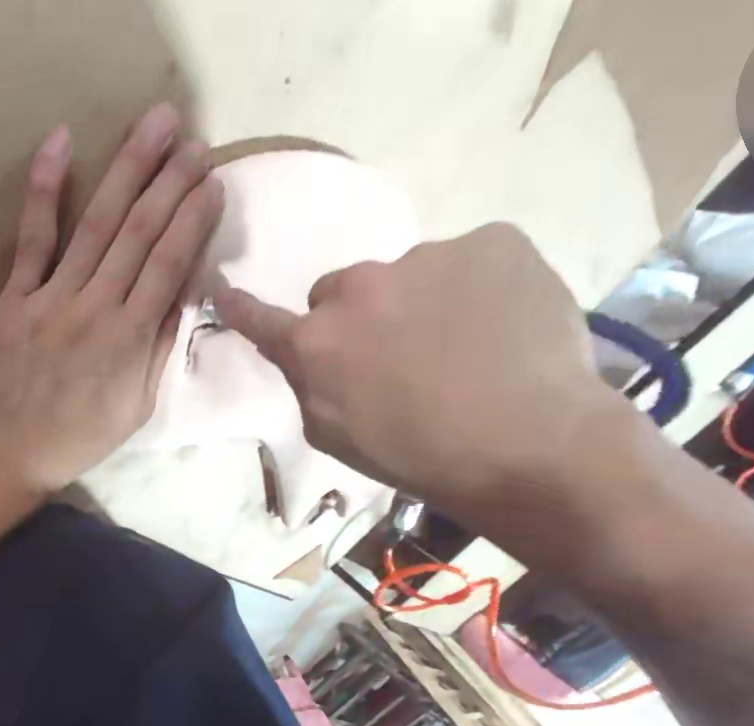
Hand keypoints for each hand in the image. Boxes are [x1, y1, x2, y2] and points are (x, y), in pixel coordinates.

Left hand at [0, 104, 224, 495]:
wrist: (13, 451)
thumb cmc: (83, 436)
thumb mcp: (139, 405)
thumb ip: (160, 348)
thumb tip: (184, 294)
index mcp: (131, 338)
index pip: (170, 265)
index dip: (193, 220)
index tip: (212, 182)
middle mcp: (97, 307)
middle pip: (140, 233)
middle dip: (171, 182)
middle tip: (193, 139)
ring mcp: (53, 296)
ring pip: (97, 224)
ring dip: (129, 170)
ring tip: (154, 125)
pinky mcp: (16, 294)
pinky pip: (33, 236)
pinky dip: (44, 189)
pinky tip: (61, 143)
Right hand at [211, 223, 632, 509]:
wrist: (529, 444)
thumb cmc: (421, 457)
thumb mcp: (339, 439)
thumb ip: (311, 388)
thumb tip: (311, 360)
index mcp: (318, 343)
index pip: (264, 320)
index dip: (242, 310)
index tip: (224, 292)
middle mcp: (360, 288)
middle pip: (344, 292)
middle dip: (360, 318)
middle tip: (401, 357)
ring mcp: (428, 255)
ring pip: (412, 275)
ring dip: (425, 302)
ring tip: (469, 350)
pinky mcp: (492, 240)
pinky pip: (473, 259)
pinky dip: (483, 287)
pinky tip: (505, 327)